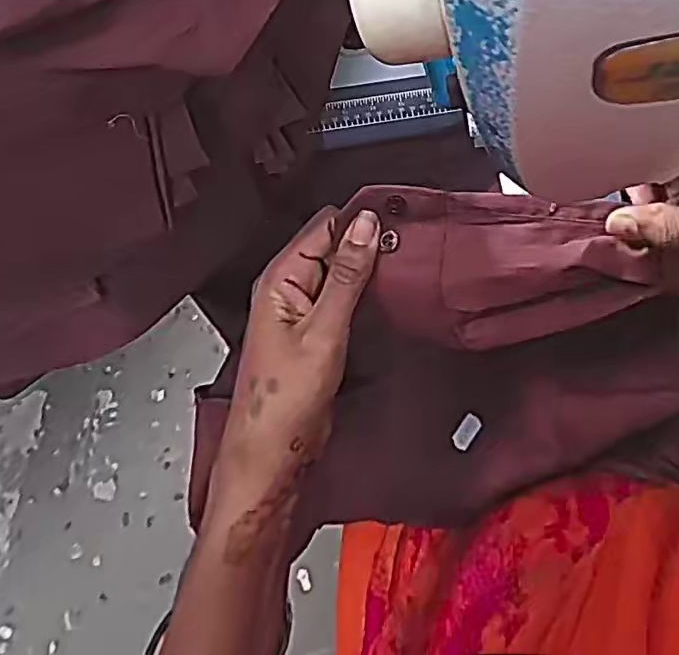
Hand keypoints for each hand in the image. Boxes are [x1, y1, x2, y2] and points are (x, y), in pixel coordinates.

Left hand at [208, 207, 378, 516]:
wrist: (272, 457)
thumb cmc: (281, 403)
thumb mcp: (323, 331)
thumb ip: (346, 275)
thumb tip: (364, 226)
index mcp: (279, 278)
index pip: (325, 227)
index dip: (359, 221)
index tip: (395, 220)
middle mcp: (288, 288)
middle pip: (334, 245)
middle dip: (368, 243)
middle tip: (406, 245)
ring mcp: (303, 309)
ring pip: (342, 271)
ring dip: (369, 268)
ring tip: (404, 268)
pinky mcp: (318, 330)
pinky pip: (345, 296)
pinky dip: (366, 292)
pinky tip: (388, 295)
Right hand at [608, 130, 678, 312]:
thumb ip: (667, 227)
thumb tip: (612, 222)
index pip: (661, 137)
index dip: (633, 164)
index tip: (616, 197)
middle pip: (667, 158)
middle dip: (647, 192)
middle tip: (637, 227)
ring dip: (664, 207)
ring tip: (652, 235)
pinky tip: (673, 236)